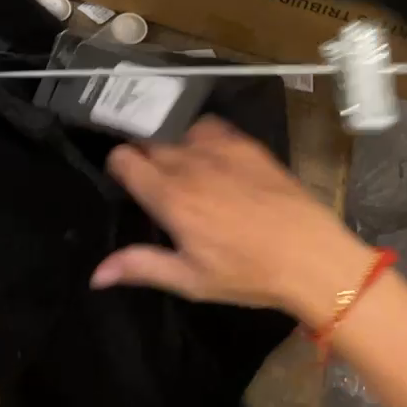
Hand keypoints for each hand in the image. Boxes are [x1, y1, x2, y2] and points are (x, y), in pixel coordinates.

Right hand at [93, 117, 373, 321]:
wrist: (310, 257)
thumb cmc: (247, 274)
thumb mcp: (190, 280)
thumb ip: (140, 266)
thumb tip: (96, 274)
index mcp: (169, 196)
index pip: (123, 158)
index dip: (118, 167)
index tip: (127, 183)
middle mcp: (187, 163)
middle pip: (147, 141)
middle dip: (143, 156)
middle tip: (155, 182)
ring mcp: (217, 148)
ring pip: (176, 131)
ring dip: (171, 145)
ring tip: (182, 167)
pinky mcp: (244, 143)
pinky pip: (208, 126)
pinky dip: (200, 135)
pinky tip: (211, 156)